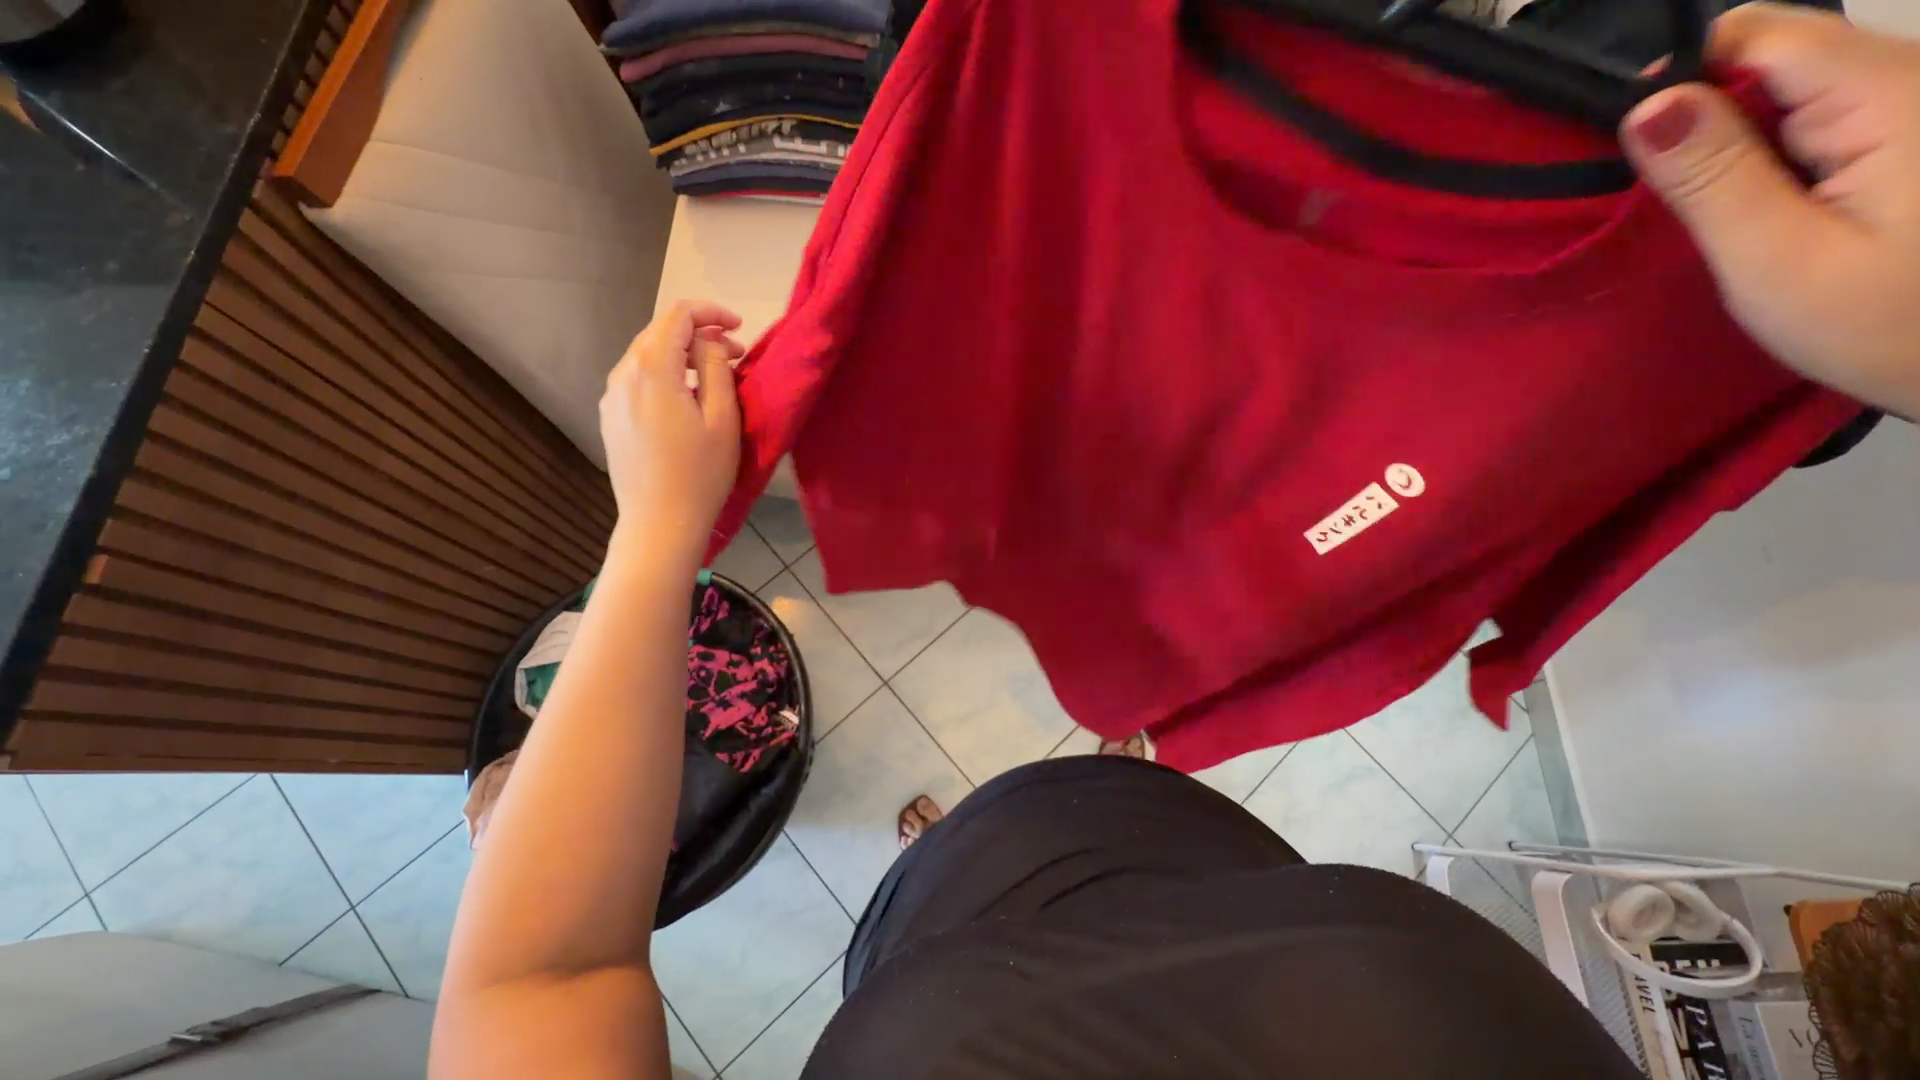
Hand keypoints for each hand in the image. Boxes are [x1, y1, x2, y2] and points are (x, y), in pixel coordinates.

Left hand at [600, 301, 744, 553]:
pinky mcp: (611, 418)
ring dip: (681, 356)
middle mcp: (623, 374)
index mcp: (652, 368)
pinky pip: (638, 380)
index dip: (711, 312)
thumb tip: (710, 341)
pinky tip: (686, 400)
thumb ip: (716, 366)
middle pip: (659, 332)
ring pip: (647, 356)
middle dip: (699, 334)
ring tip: (714, 377)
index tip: (740, 327)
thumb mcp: (722, 416)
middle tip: (736, 354)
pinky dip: (665, 376)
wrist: (659, 523)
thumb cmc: (700, 473)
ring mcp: (612, 397)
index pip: (678, 315)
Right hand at [1620, 4, 1919, 417]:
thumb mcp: (1776, 261)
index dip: (1680, 77)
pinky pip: (1822, 113)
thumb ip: (1712, 178)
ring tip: (1730, 212)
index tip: (1635, 149)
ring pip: (1794, 85)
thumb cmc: (1889, 326)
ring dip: (1736, 141)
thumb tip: (1645, 106)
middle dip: (1706, 118)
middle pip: (1777, 55)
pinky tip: (1769, 207)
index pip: (1760, 34)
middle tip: (1685, 202)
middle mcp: (1915, 74)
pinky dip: (1773, 154)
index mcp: (1890, 94)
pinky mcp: (1915, 130)